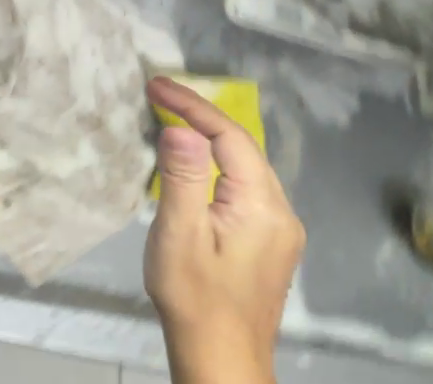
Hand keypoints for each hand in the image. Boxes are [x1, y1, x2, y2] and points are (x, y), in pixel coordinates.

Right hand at [145, 76, 304, 382]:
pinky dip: (213, 158)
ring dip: (206, 134)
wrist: (219, 348)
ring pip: (243, 165)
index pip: (231, 140)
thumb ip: (183, 179)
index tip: (153, 85)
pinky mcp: (262, 238)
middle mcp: (279, 213)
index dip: (193, 107)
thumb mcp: (180, 232)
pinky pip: (241, 182)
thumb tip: (179, 130)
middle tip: (155, 91)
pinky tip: (189, 156)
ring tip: (166, 112)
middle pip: (243, 149)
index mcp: (263, 207)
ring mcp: (275, 228)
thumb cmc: (193, 289)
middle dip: (200, 114)